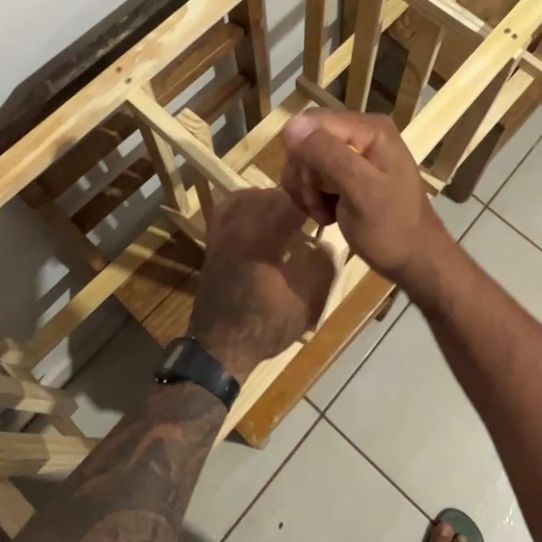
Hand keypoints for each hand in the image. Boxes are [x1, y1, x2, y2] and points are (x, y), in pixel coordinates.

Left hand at [189, 188, 335, 379]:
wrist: (221, 346)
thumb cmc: (266, 326)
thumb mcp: (307, 303)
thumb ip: (322, 267)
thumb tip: (326, 243)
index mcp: (262, 239)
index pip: (292, 203)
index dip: (313, 204)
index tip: (327, 214)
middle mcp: (239, 227)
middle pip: (271, 195)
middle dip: (295, 201)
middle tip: (314, 216)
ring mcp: (223, 232)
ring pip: (249, 196)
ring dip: (272, 199)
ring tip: (290, 215)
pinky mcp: (214, 240)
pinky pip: (228, 206)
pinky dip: (246, 202)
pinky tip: (259, 212)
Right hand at [279, 109, 452, 296]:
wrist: (416, 260)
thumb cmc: (391, 229)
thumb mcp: (360, 191)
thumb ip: (328, 154)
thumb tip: (291, 125)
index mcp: (370, 128)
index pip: (313, 122)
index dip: (302, 154)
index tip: (309, 189)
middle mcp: (364, 131)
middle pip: (309, 140)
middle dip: (304, 175)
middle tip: (316, 206)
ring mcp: (359, 151)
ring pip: (309, 159)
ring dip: (307, 189)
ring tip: (323, 214)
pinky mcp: (353, 171)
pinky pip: (317, 173)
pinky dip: (315, 195)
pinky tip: (328, 214)